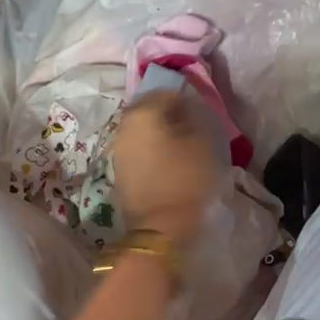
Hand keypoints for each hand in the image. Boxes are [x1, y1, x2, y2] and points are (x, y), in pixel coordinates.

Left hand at [111, 91, 219, 243]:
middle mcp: (124, 125)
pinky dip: (151, 151)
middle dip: (168, 116)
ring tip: (178, 149)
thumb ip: (195, 116)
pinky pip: (138, 151)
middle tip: (189, 130)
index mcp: (143, 112)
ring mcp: (118, 150)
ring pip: (142, 132)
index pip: (167, 92)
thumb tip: (186, 109)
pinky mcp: (119, 172)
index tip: (199, 116)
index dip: (185, 101)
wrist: (159, 227)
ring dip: (158, 135)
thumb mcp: (202, 142)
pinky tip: (165, 163)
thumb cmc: (184, 180)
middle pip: (149, 110)